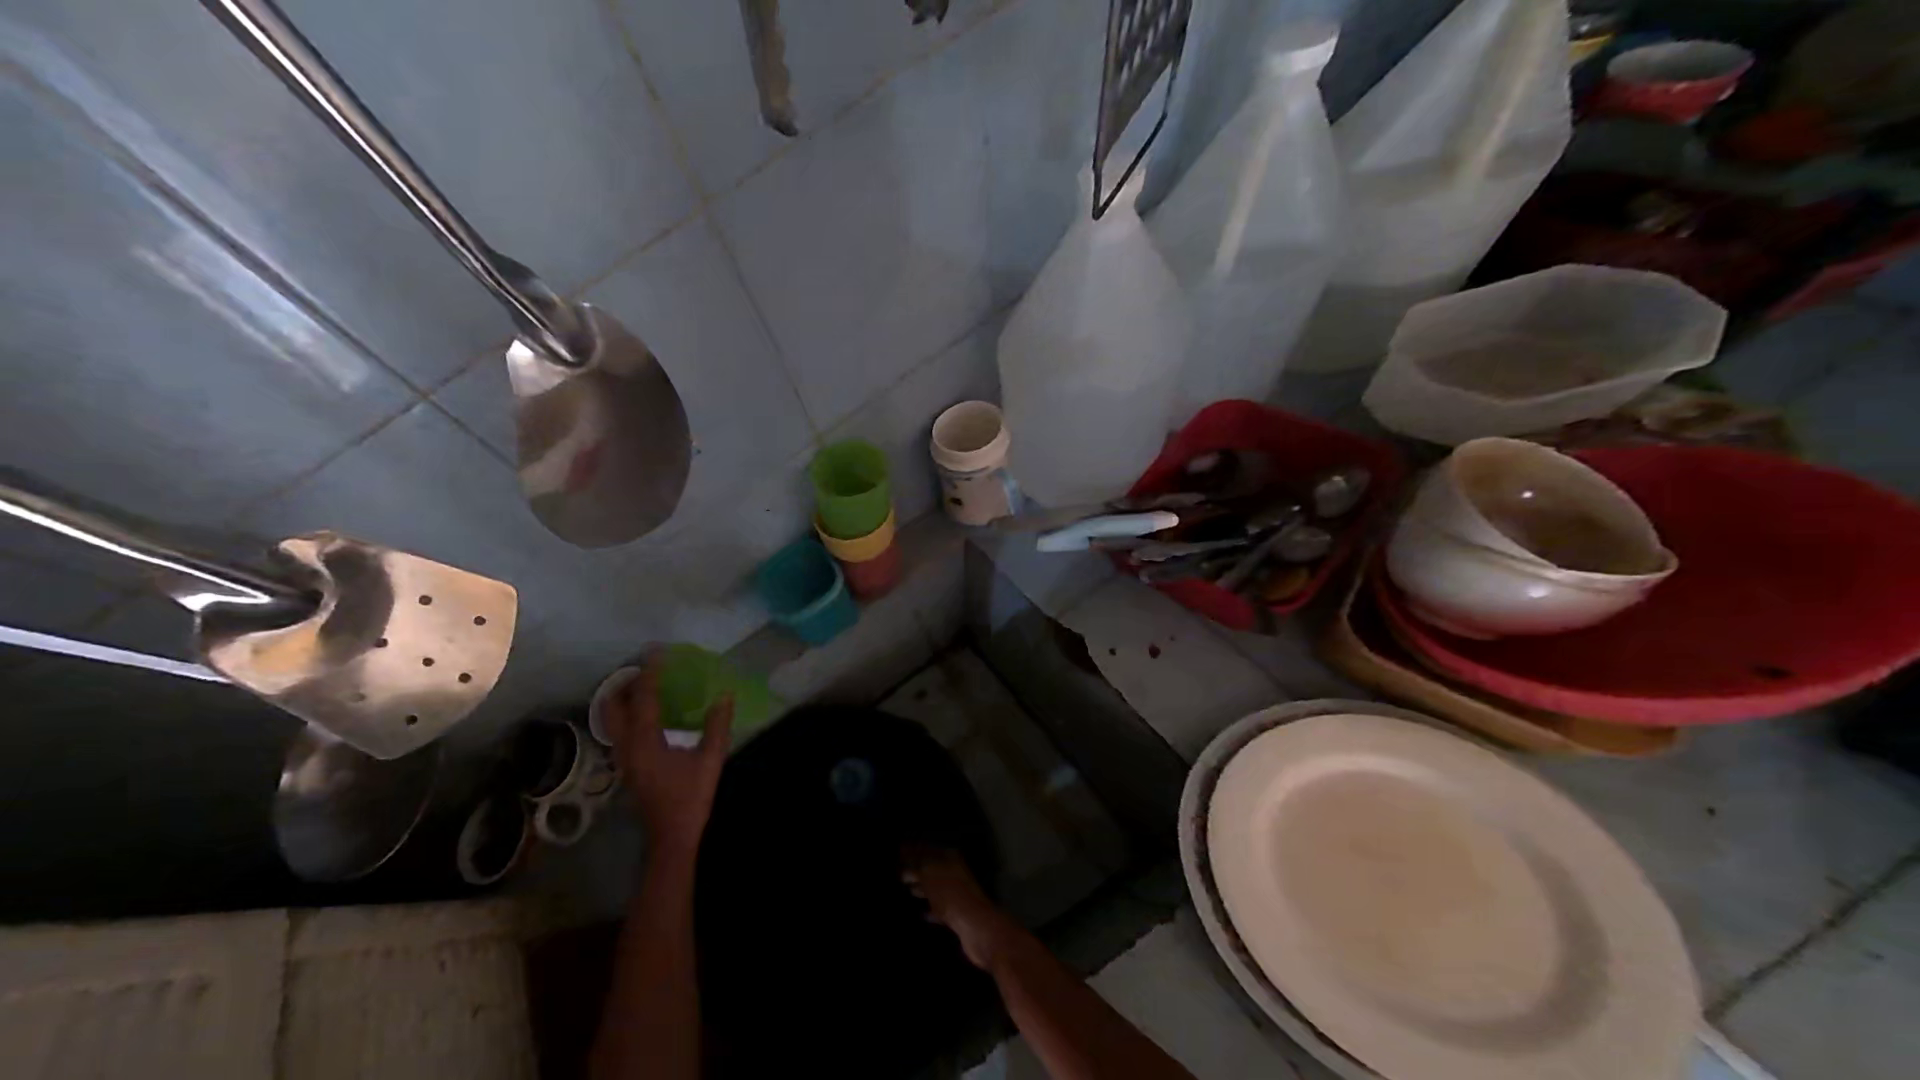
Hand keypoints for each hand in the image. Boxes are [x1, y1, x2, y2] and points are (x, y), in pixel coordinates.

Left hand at [604, 659, 732, 856]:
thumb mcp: (711, 760)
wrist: (671, 837)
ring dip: (625, 698)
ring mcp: (623, 758)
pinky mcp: (627, 766)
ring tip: (646, 686)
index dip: (649, 673)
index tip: (656, 652)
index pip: (643, 698)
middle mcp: (626, 747)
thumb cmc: (691, 798)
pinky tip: (649, 714)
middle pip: (614, 706)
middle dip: (626, 684)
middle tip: (646, 669)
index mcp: (645, 743)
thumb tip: (724, 695)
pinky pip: (620, 730)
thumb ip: (717, 726)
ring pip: (613, 719)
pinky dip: (628, 714)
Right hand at [903, 846, 1019, 970]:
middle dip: (915, 869)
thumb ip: (914, 867)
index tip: (896, 853)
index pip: (926, 849)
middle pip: (931, 868)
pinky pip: (940, 908)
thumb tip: (903, 863)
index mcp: (949, 858)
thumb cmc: (951, 896)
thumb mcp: (929, 876)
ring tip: (906, 888)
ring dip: (922, 888)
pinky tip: (920, 913)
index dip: (911, 851)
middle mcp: (954, 872)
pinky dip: (930, 909)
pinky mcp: (957, 915)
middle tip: (896, 871)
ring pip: (935, 887)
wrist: (976, 928)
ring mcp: (957, 893)